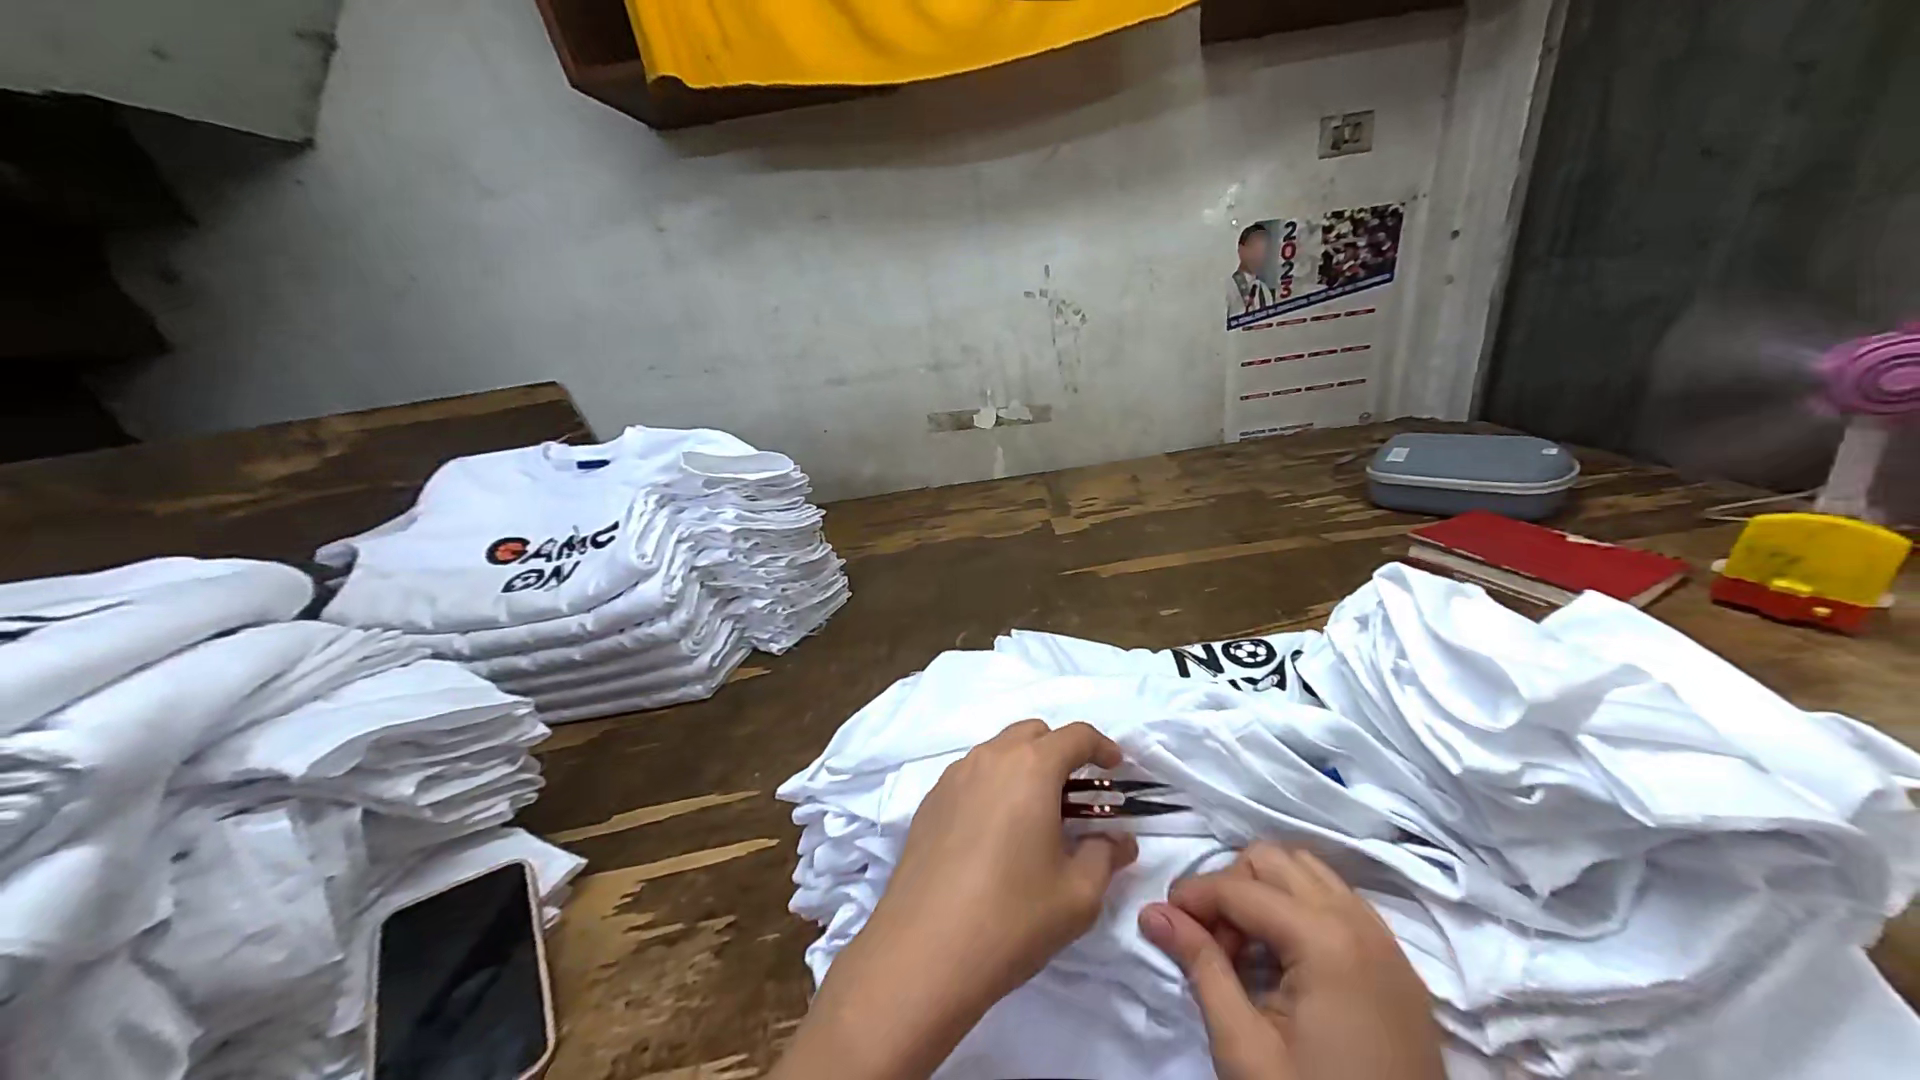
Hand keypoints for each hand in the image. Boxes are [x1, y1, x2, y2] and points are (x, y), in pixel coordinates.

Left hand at [773, 720, 1137, 1079]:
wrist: (924, 951)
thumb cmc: (1012, 917)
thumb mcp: (1078, 894)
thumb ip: (1105, 856)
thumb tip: (1119, 841)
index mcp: (1030, 767)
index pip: (1075, 735)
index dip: (1102, 746)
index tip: (1115, 768)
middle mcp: (989, 758)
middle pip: (1032, 733)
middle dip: (1061, 751)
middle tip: (1078, 793)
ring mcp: (952, 777)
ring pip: (998, 751)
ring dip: (1024, 767)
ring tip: (1037, 815)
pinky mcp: (929, 802)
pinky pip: (971, 775)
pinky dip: (994, 785)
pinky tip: (997, 833)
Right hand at [1139, 843, 1443, 1079]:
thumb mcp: (1245, 1047)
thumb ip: (1200, 966)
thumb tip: (1152, 912)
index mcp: (1326, 939)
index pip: (1238, 886)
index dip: (1191, 897)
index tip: (1163, 922)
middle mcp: (1360, 923)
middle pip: (1272, 860)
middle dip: (1230, 887)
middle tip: (1213, 943)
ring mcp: (1386, 943)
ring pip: (1308, 872)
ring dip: (1265, 892)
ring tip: (1247, 949)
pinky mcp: (1397, 967)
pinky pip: (1338, 901)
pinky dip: (1300, 909)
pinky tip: (1285, 959)